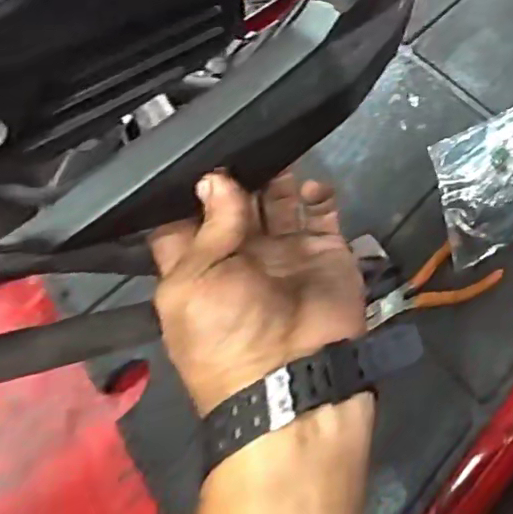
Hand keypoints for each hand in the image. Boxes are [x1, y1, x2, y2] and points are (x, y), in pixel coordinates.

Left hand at [149, 171, 366, 412]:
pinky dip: (318, 192)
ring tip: (276, 156)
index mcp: (198, 269)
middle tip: (243, 148)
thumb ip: (211, 227)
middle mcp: (242, 255)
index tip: (197, 159)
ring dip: (277, 177)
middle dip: (239, 177)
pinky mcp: (325, 246)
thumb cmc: (227, 331)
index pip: (187, 223)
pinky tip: (309, 187)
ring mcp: (286, 249)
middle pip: (238, 204)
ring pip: (280, 200)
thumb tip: (216, 178)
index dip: (190, 193)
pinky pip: (322, 209)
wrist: (295, 366)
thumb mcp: (195, 284)